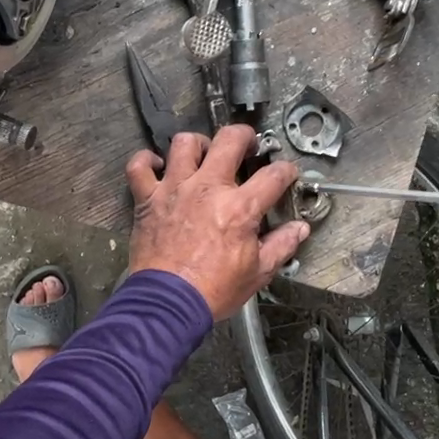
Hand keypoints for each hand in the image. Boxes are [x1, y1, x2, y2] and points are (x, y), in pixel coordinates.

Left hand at [126, 125, 307, 319]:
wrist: (168, 303)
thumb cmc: (212, 290)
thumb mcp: (258, 272)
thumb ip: (281, 245)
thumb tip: (299, 229)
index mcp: (239, 208)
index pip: (273, 176)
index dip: (285, 171)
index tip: (286, 172)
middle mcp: (207, 189)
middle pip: (229, 140)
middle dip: (244, 136)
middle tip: (247, 144)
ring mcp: (174, 189)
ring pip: (184, 143)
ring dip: (197, 144)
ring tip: (203, 153)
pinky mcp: (148, 199)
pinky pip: (140, 166)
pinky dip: (146, 160)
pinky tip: (158, 165)